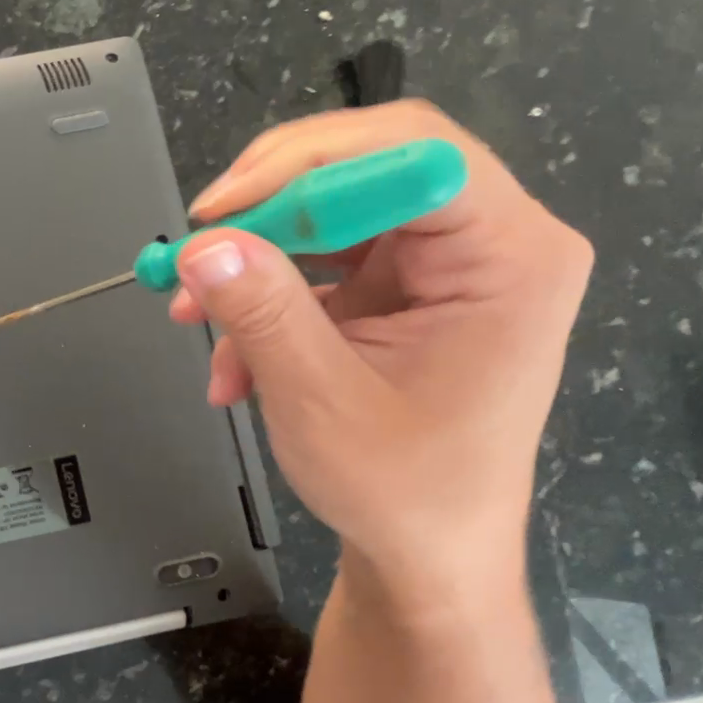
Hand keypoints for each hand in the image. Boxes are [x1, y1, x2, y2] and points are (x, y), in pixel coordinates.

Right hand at [166, 100, 592, 581]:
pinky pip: (316, 268)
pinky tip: (231, 358)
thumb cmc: (400, 486)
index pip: (411, 155)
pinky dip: (261, 302)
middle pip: (365, 171)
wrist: (423, 547)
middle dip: (267, 211)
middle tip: (197, 249)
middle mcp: (485, 245)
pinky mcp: (398, 294)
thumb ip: (262, 312)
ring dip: (252, 264)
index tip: (218, 214)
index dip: (305, 167)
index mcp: (508, 257)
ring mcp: (439, 269)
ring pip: (329, 218)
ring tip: (194, 312)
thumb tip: (202, 247)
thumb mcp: (318, 397)